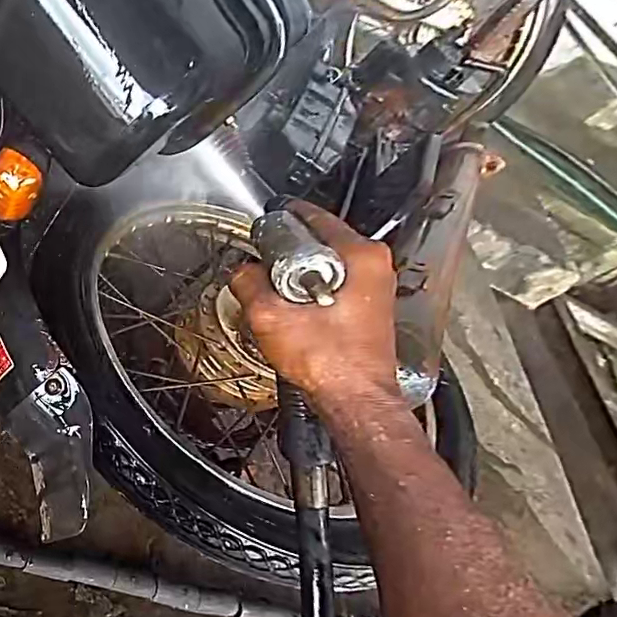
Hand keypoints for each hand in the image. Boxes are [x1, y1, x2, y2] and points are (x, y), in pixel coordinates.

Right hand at [231, 200, 401, 406]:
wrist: (355, 399)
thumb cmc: (332, 364)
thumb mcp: (271, 318)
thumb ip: (249, 285)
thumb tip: (241, 271)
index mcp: (361, 257)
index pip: (316, 217)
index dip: (283, 220)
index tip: (266, 224)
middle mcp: (375, 267)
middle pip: (320, 240)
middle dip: (288, 251)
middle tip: (264, 265)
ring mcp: (375, 288)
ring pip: (325, 264)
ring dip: (298, 273)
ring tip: (276, 293)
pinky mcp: (367, 307)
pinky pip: (333, 284)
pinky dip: (310, 290)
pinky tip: (294, 310)